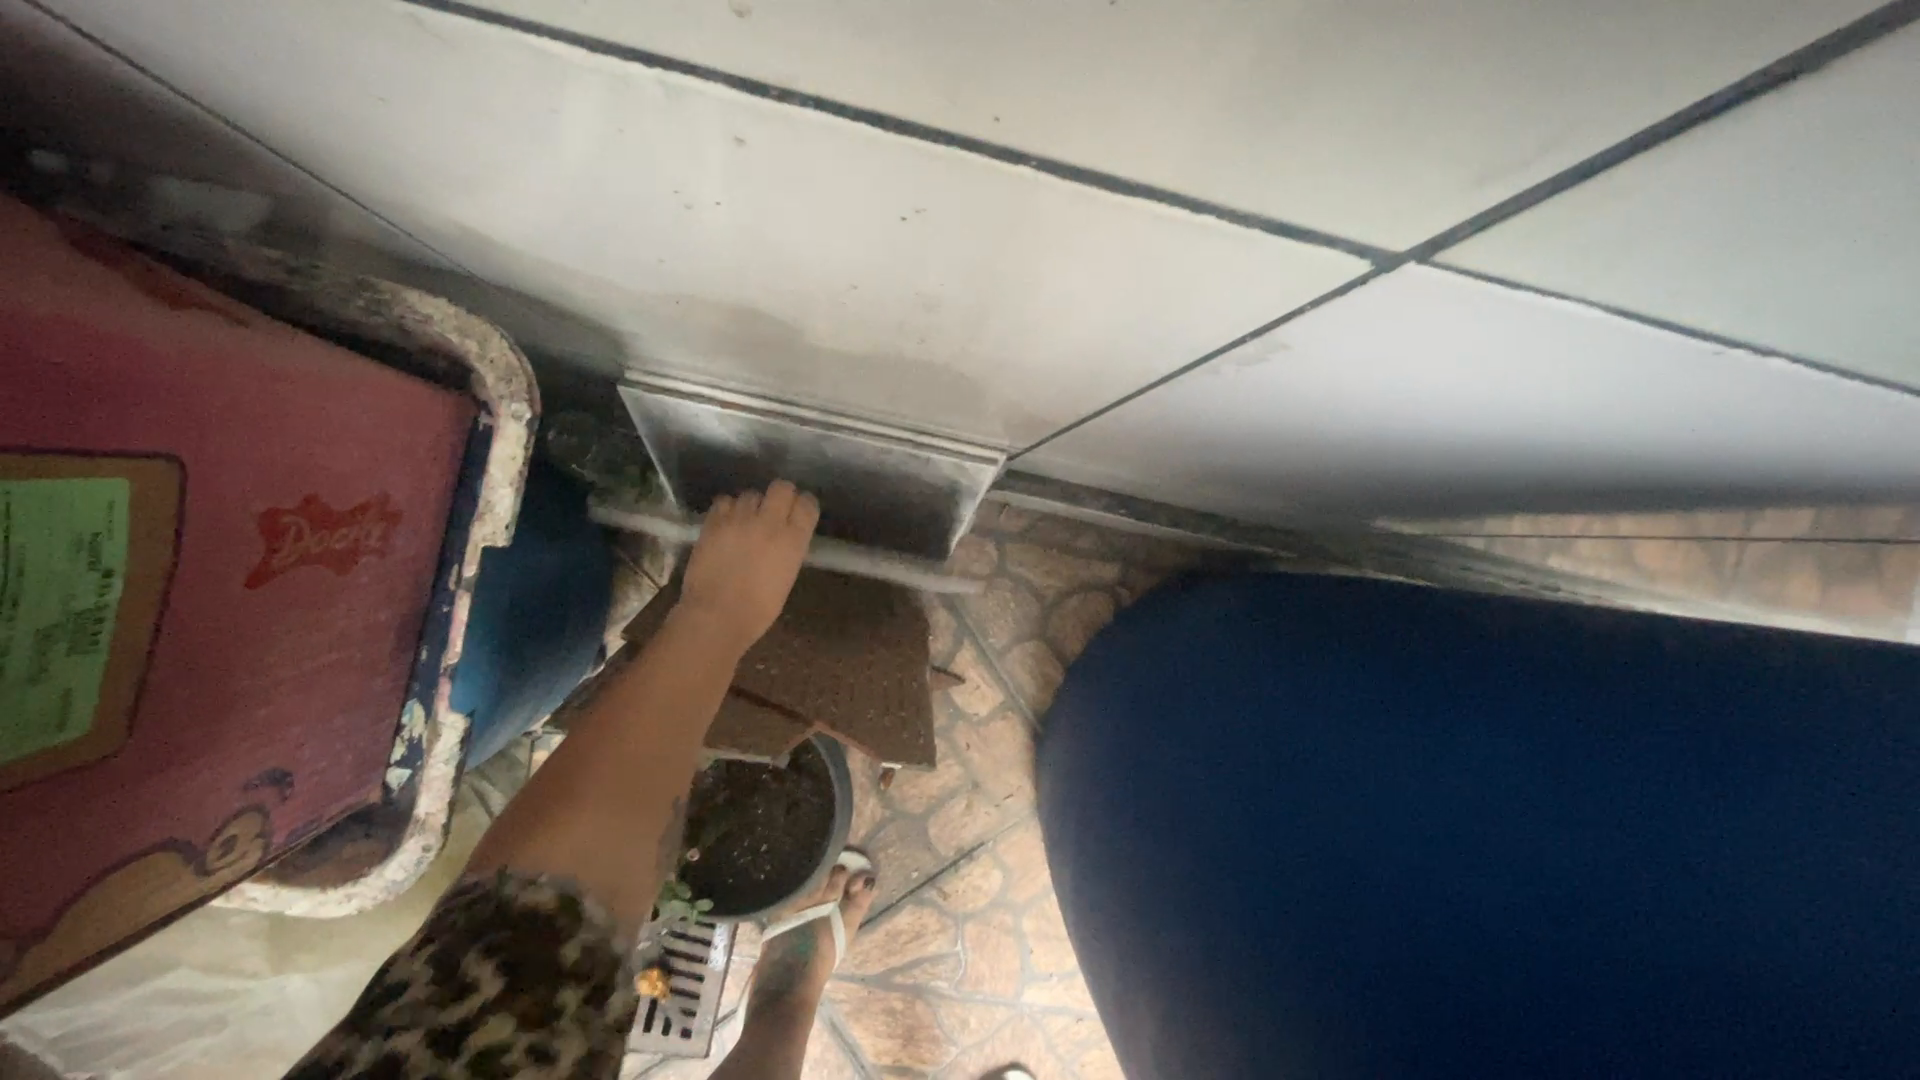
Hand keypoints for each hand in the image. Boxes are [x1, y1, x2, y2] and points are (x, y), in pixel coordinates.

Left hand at [673, 480, 818, 655]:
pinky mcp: (714, 522)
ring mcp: (739, 519)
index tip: (798, 513)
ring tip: (744, 522)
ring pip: (751, 494)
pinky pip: (725, 501)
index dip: (803, 506)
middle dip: (779, 496)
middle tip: (772, 510)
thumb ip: (787, 550)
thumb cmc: (757, 610)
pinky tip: (725, 525)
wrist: (716, 616)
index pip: (807, 503)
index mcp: (793, 540)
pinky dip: (727, 510)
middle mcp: (769, 522)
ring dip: (750, 506)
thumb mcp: (786, 578)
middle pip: (782, 487)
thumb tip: (783, 539)